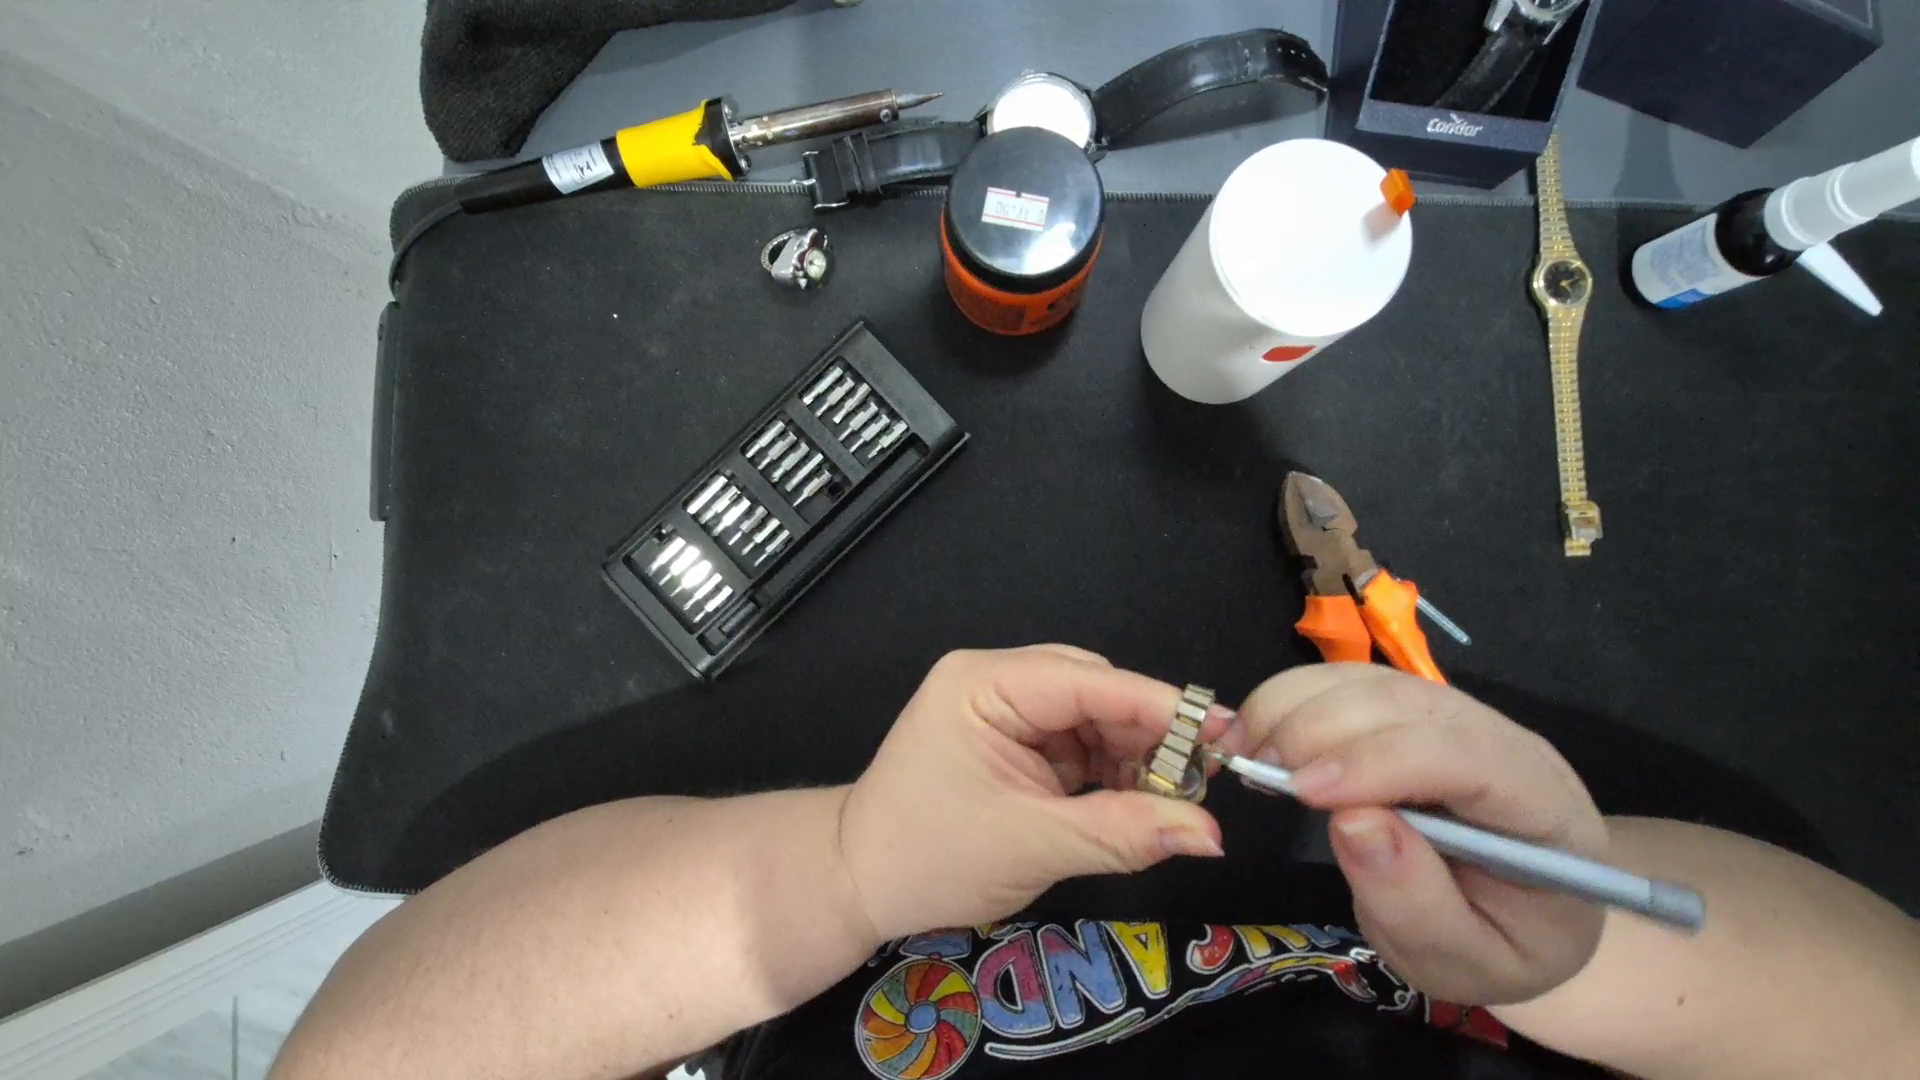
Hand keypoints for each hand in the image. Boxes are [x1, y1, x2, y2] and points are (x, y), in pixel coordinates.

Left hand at [838, 646, 1232, 941]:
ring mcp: (1000, 707)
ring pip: (1088, 716)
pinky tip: (1131, 798)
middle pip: (1091, 690)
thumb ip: (1123, 833)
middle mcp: (992, 680)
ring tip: (1168, 797)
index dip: (1158, 706)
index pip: (1086, 681)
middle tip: (1199, 779)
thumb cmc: (930, 856)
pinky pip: (1073, 741)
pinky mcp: (1008, 737)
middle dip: (1145, 733)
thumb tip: (1211, 835)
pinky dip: (1106, 769)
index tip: (1221, 732)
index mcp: (983, 683)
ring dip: (1130, 754)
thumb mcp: (1032, 844)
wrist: (858, 880)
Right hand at [1238, 664, 1606, 1004]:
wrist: (1511, 909)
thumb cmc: (1493, 939)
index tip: (1302, 793)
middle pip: (1401, 702)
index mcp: (1539, 804)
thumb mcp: (1464, 959)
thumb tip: (1351, 821)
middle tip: (1255, 773)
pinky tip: (1257, 733)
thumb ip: (1415, 901)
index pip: (1460, 756)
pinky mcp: (1399, 704)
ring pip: (1363, 679)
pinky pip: (1339, 679)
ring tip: (1244, 751)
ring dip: (1291, 704)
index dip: (1376, 762)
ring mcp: (1445, 711)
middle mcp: (1496, 737)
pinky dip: (1287, 696)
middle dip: (1318, 728)